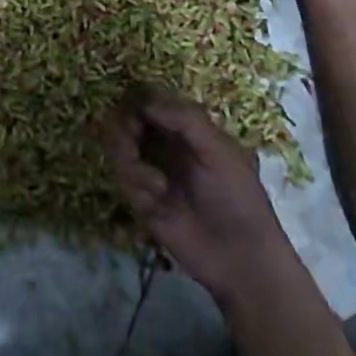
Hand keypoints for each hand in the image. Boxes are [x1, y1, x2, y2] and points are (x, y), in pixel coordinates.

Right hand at [102, 90, 287, 298]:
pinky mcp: (140, 197)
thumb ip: (185, 120)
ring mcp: (150, 168)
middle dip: (125, 127)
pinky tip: (156, 199)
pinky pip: (122, 177)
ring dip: (128, 159)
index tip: (139, 112)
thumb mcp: (218, 150)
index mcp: (186, 125)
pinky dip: (135, 184)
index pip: (151, 98)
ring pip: (117, 145)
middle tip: (134, 139)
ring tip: (155, 183)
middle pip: (126, 117)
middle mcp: (164, 141)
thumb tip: (146, 101)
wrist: (237, 257)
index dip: (139, 100)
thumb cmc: (236, 196)